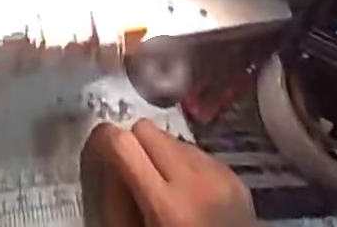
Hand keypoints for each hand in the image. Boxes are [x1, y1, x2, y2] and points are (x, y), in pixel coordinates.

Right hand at [81, 119, 256, 226]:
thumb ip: (119, 203)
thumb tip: (106, 164)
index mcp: (168, 208)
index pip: (123, 143)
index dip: (104, 140)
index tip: (100, 151)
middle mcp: (194, 181)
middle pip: (145, 128)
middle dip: (134, 145)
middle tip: (135, 174)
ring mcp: (218, 175)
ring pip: (170, 136)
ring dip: (161, 154)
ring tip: (166, 186)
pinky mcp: (235, 175)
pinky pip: (195, 150)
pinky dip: (185, 164)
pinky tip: (192, 195)